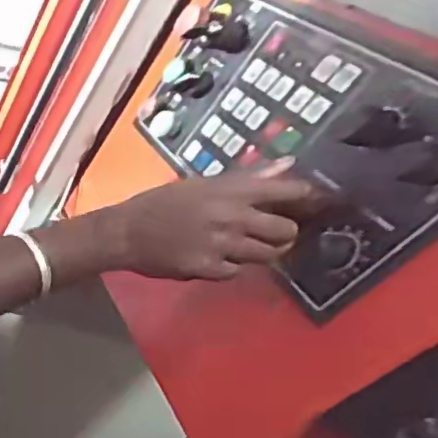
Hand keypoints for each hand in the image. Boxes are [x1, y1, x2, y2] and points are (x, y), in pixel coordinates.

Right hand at [109, 161, 322, 280]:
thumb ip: (245, 179)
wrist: (124, 233)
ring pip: (265, 255)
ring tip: (247, 250)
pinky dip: (232, 268)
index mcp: (231, 191)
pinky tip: (219, 261)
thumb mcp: (201, 184)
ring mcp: (220, 245)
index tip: (313, 205)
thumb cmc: (159, 204)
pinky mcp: (206, 268)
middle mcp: (232, 217)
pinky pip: (236, 272)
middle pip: (285, 231)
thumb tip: (287, 166)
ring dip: (262, 254)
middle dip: (285, 234)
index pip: (288, 192)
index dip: (307, 199)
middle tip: (274, 235)